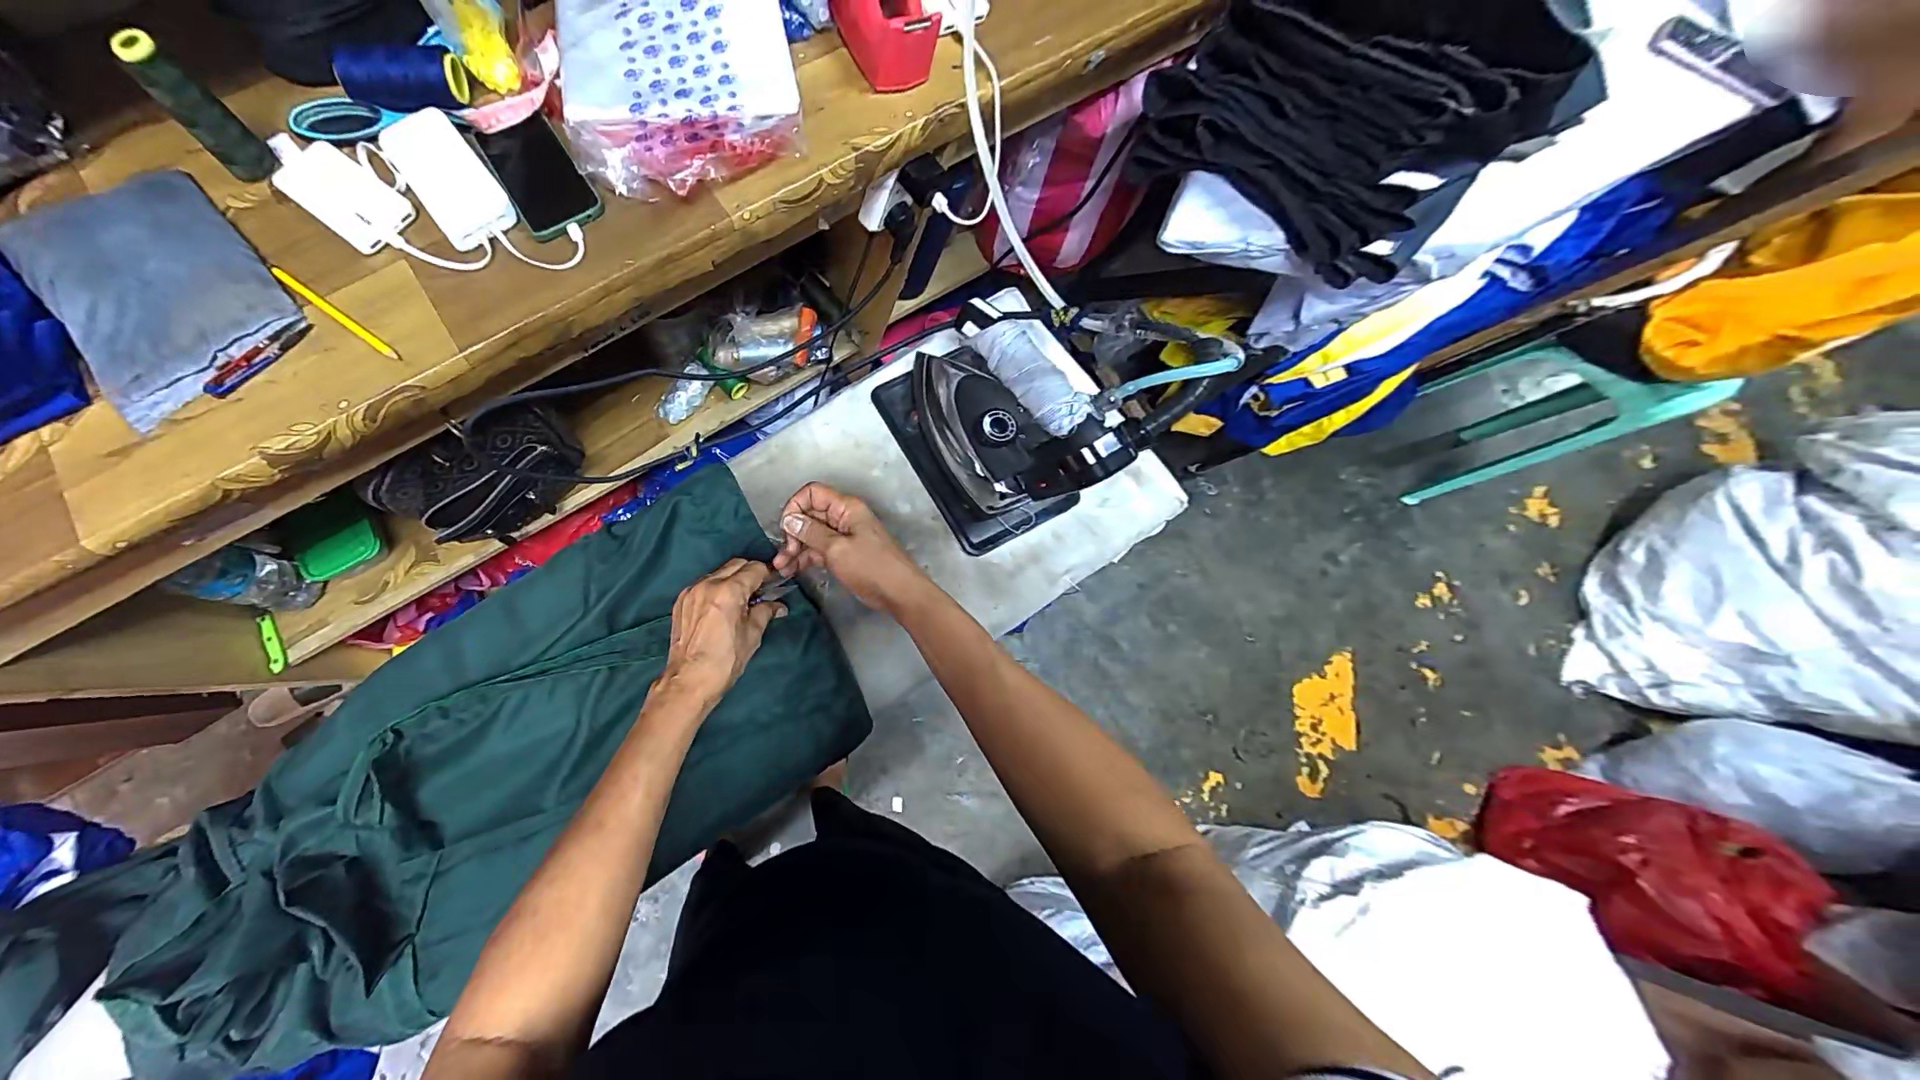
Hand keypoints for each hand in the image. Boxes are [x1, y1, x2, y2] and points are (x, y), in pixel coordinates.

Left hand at [656, 559, 784, 707]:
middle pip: (736, 565)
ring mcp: (691, 591)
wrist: (689, 680)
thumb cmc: (726, 660)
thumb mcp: (752, 635)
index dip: (768, 575)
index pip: (754, 569)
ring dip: (733, 579)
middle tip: (761, 591)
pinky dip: (717, 588)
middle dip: (751, 573)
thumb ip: (765, 612)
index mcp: (728, 592)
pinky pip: (704, 584)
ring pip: (719, 572)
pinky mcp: (681, 601)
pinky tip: (722, 606)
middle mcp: (707, 584)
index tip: (775, 585)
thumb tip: (778, 606)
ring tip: (741, 599)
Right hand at [772, 482, 929, 613]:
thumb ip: (811, 533)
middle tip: (785, 553)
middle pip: (809, 515)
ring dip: (795, 548)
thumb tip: (790, 519)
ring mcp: (843, 537)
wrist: (899, 593)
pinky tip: (791, 570)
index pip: (812, 493)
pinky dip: (805, 558)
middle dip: (792, 532)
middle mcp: (843, 518)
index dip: (795, 507)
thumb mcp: (837, 549)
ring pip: (811, 535)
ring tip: (781, 567)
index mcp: (846, 508)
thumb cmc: (872, 567)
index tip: (786, 529)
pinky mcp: (843, 554)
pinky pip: (818, 550)